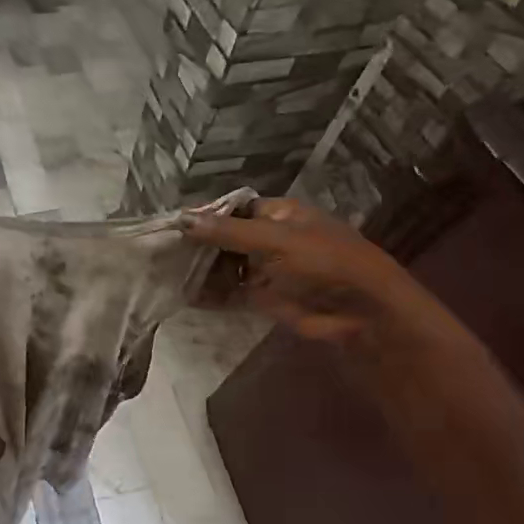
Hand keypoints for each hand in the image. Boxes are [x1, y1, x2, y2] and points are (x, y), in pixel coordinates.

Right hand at [181, 197, 428, 342]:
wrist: (362, 313)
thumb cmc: (325, 262)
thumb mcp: (276, 240)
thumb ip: (229, 232)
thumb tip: (183, 219)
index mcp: (278, 214)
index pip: (232, 209)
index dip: (204, 216)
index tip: (172, 225)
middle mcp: (270, 238)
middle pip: (225, 238)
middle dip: (198, 245)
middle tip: (161, 251)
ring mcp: (267, 269)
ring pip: (226, 265)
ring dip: (201, 270)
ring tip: (165, 272)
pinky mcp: (264, 298)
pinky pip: (231, 292)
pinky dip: (211, 294)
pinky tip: (184, 295)